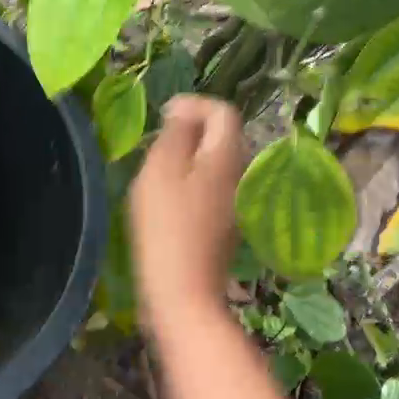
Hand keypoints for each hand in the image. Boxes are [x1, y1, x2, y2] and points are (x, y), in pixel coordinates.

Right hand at [129, 95, 245, 322]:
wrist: (182, 293)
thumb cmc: (166, 226)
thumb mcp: (162, 168)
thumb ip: (177, 131)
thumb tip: (184, 108)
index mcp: (228, 156)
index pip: (223, 111)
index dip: (194, 105)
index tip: (162, 118)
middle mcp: (241, 175)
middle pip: (222, 136)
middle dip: (190, 131)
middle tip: (156, 146)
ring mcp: (237, 203)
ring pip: (215, 162)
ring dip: (189, 158)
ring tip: (158, 173)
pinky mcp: (226, 225)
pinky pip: (212, 187)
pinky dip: (192, 183)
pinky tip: (168, 203)